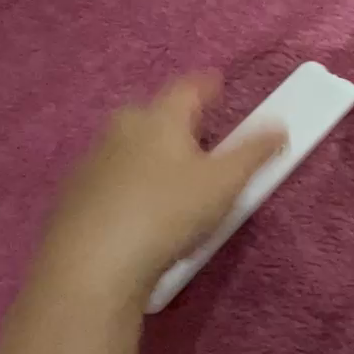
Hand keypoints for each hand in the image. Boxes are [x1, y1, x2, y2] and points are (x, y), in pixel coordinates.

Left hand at [33, 73, 285, 311]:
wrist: (91, 268)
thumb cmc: (169, 212)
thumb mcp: (227, 183)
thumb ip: (256, 150)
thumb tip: (280, 125)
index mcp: (160, 118)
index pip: (189, 87)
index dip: (209, 85)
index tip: (221, 86)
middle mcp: (122, 130)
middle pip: (154, 113)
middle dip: (179, 121)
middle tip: (203, 138)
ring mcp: (92, 162)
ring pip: (131, 145)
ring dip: (153, 153)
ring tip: (176, 179)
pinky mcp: (73, 195)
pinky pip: (113, 176)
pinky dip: (131, 182)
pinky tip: (144, 210)